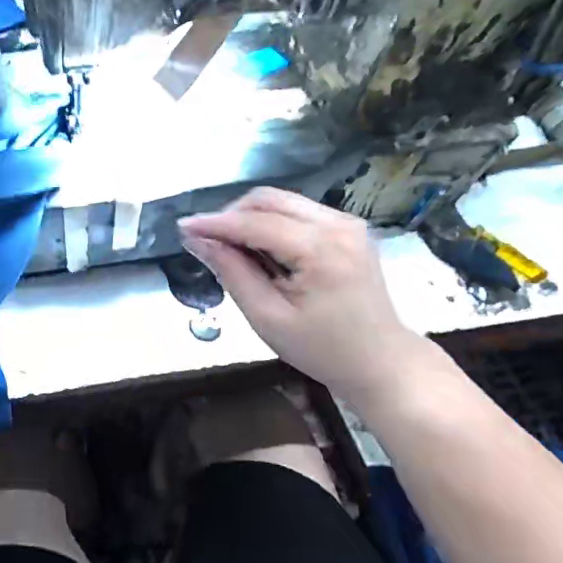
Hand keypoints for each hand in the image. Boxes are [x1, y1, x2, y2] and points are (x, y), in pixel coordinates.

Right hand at [178, 188, 428, 398]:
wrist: (381, 362)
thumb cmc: (322, 349)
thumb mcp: (267, 317)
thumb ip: (231, 272)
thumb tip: (197, 241)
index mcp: (321, 250)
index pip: (255, 223)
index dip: (214, 223)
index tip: (181, 227)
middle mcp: (338, 225)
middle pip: (268, 200)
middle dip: (231, 215)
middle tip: (205, 241)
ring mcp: (347, 223)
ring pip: (282, 202)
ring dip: (249, 218)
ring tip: (231, 248)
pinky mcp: (348, 229)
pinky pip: (297, 212)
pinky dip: (270, 223)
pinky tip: (260, 250)